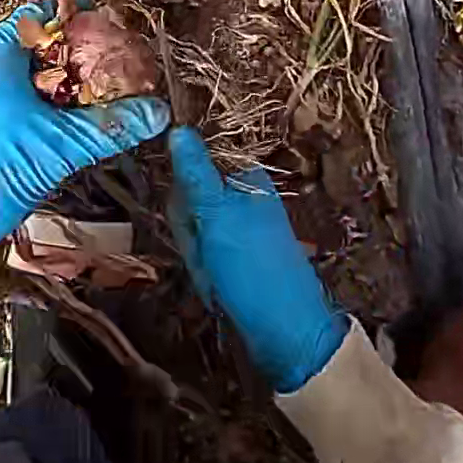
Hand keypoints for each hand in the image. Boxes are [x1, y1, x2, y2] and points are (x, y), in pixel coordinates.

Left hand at [0, 0, 170, 295]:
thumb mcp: (56, 152)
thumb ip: (108, 127)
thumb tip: (156, 112)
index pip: (40, 16)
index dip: (74, 18)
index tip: (100, 29)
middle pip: (23, 39)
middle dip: (59, 53)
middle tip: (91, 71)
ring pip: (3, 62)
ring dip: (34, 74)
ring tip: (66, 97)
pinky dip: (9, 89)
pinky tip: (31, 115)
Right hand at [168, 126, 347, 392]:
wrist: (286, 335)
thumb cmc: (256, 267)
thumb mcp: (219, 214)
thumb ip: (195, 171)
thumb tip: (177, 128)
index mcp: (244, 176)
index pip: (192, 161)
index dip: (183, 188)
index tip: (188, 209)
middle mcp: (240, 196)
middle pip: (186, 194)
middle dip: (187, 226)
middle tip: (204, 248)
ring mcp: (235, 226)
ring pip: (189, 224)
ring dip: (193, 252)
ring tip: (213, 272)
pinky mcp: (231, 252)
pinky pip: (199, 249)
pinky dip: (201, 268)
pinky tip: (214, 284)